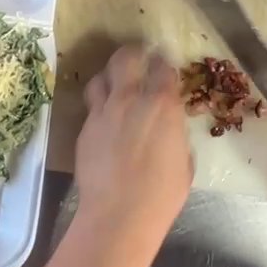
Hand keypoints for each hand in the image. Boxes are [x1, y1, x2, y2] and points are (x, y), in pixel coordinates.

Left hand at [70, 45, 193, 261]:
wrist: (119, 214)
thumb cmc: (162, 194)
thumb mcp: (183, 161)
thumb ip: (175, 135)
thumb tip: (169, 128)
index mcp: (161, 105)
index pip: (163, 68)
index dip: (164, 63)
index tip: (164, 64)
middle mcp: (129, 100)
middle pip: (125, 59)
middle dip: (132, 53)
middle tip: (137, 55)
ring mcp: (102, 113)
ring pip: (99, 79)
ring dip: (108, 78)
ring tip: (113, 84)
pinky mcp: (83, 129)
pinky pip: (90, 108)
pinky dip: (98, 107)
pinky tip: (104, 119)